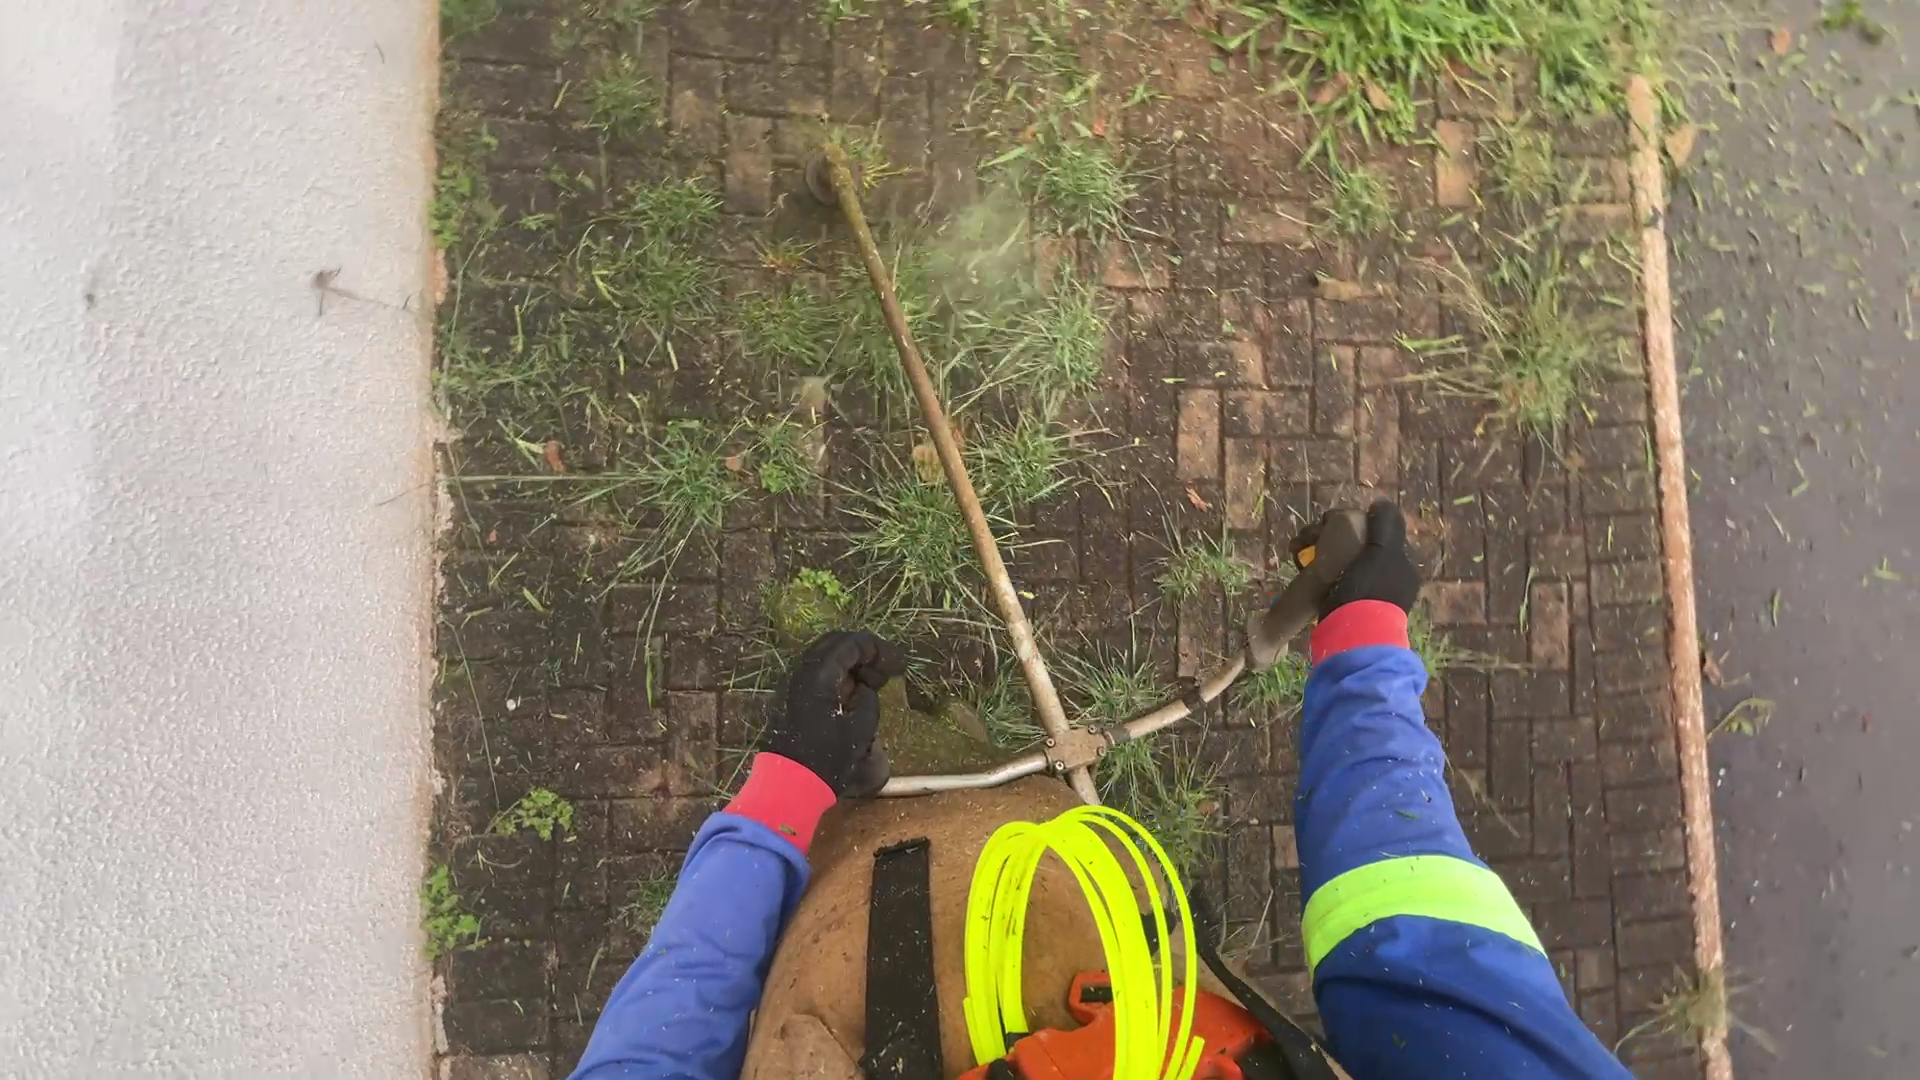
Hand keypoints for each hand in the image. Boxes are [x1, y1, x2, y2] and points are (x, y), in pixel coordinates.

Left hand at [767, 631, 907, 794]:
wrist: (789, 786)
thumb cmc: (828, 758)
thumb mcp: (861, 727)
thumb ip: (868, 698)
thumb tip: (864, 687)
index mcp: (818, 674)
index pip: (851, 644)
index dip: (878, 649)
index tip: (898, 664)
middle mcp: (801, 672)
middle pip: (836, 644)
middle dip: (864, 653)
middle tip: (885, 670)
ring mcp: (791, 684)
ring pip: (824, 659)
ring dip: (850, 665)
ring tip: (872, 684)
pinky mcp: (788, 699)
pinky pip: (816, 675)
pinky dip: (837, 678)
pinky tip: (851, 695)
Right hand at [1291, 500, 1420, 617]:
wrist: (1353, 634)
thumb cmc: (1366, 589)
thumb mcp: (1382, 551)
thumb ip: (1386, 525)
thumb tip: (1380, 503)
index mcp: (1400, 564)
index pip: (1376, 532)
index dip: (1351, 522)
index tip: (1328, 523)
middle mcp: (1389, 579)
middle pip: (1357, 546)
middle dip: (1330, 538)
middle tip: (1304, 542)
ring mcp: (1370, 595)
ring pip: (1342, 561)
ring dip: (1320, 553)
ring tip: (1298, 556)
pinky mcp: (1349, 608)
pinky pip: (1333, 579)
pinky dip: (1320, 572)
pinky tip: (1307, 573)